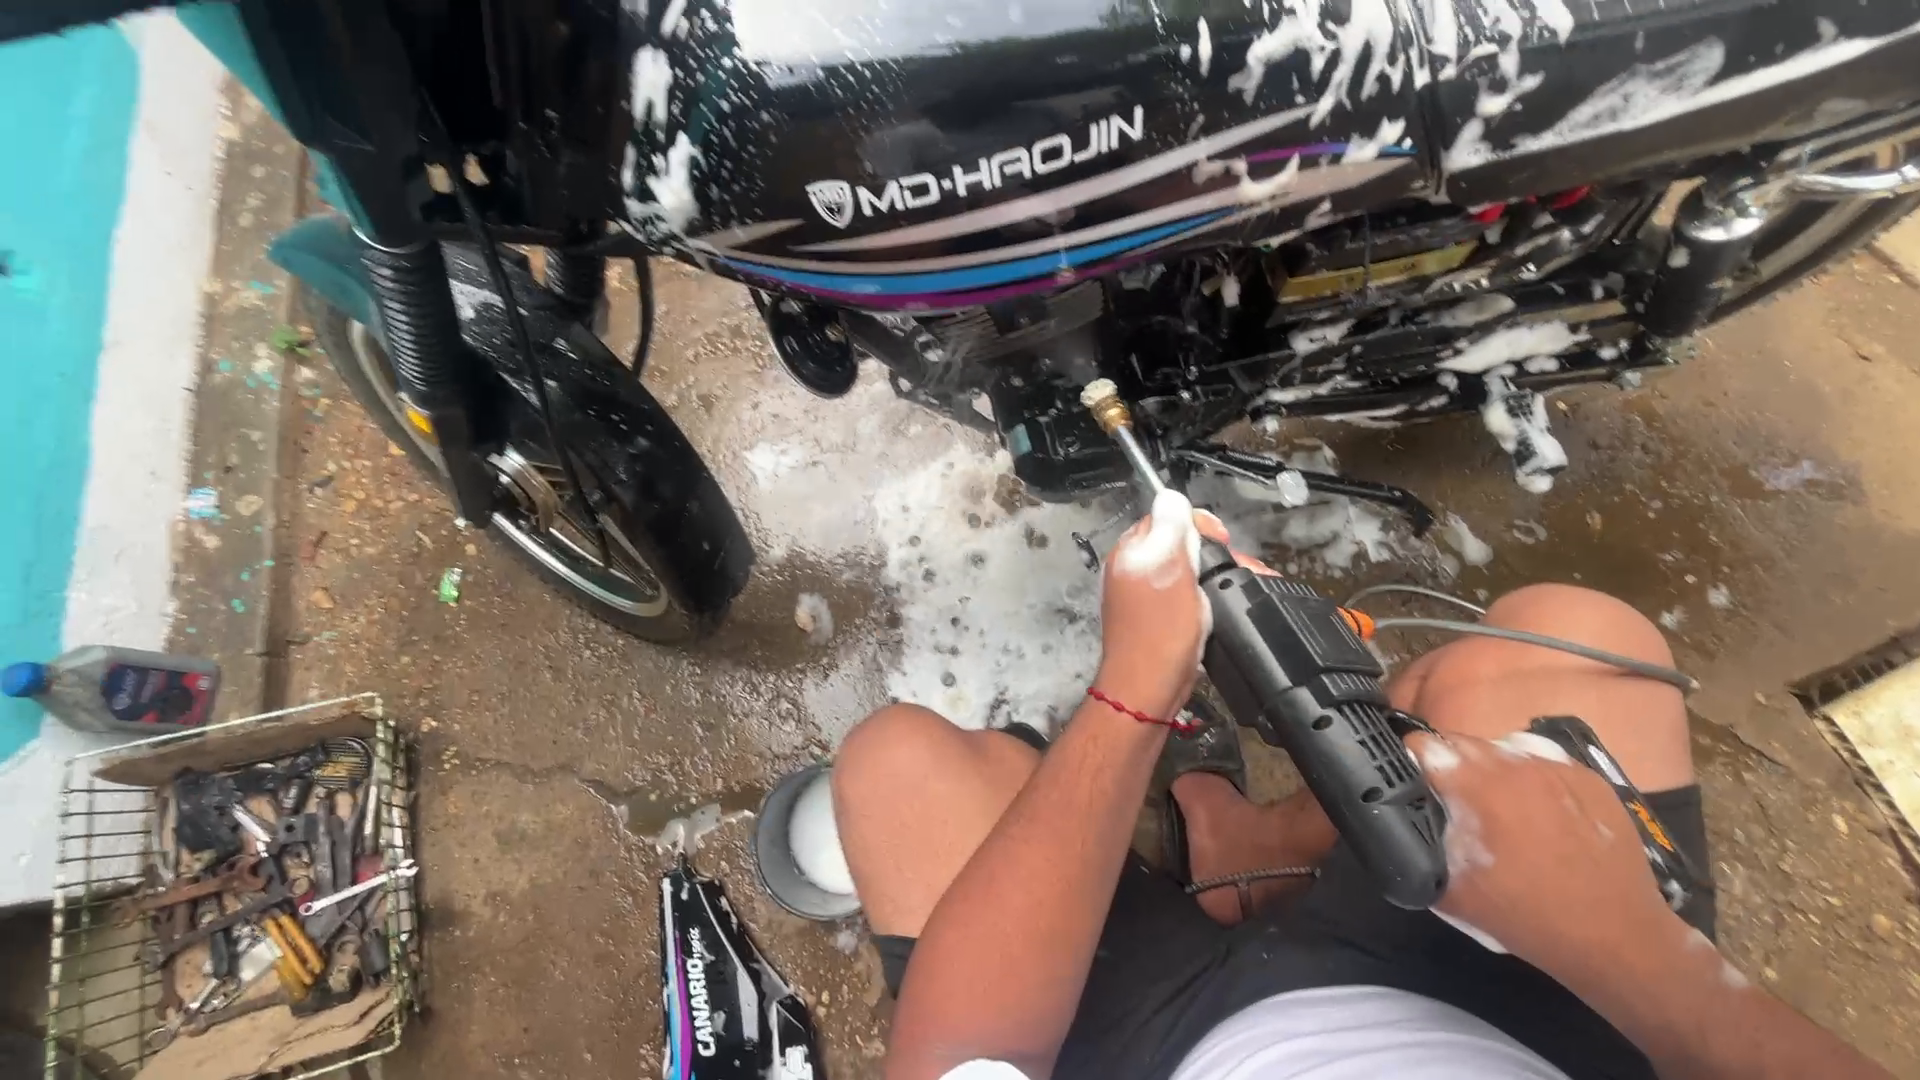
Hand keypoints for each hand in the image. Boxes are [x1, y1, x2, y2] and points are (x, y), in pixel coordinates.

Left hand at [1095, 492, 1263, 718]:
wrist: (1148, 688)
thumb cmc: (1160, 628)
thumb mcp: (1170, 568)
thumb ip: (1171, 528)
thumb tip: (1170, 495)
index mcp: (1132, 551)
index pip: (1165, 517)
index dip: (1195, 523)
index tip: (1219, 538)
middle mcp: (1134, 569)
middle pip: (1179, 544)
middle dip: (1213, 552)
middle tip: (1239, 567)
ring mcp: (1144, 596)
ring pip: (1187, 571)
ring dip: (1215, 576)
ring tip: (1242, 586)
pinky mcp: (1157, 619)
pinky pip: (1185, 596)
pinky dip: (1207, 598)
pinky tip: (1222, 608)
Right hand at [1407, 731, 1685, 972]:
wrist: (1616, 938)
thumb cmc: (1522, 914)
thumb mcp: (1444, 887)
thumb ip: (1411, 841)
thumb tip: (1395, 819)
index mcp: (1470, 782)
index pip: (1420, 744)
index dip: (1409, 764)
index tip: (1413, 789)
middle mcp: (1509, 760)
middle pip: (1458, 742)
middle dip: (1448, 768)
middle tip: (1455, 807)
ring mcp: (1553, 765)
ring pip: (1498, 747)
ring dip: (1487, 769)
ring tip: (1497, 808)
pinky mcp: (1588, 776)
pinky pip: (1540, 760)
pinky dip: (1528, 775)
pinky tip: (1537, 809)